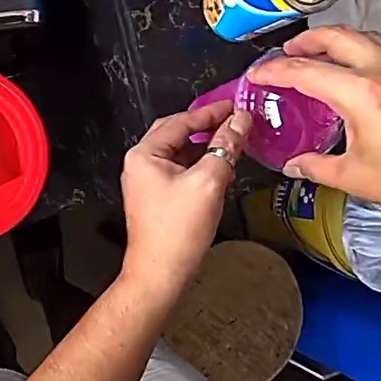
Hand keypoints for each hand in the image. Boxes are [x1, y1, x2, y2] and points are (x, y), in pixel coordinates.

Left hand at [119, 100, 250, 294]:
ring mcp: (147, 183)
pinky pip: (180, 172)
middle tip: (234, 121)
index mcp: (145, 155)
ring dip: (206, 148)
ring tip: (232, 144)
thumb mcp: (209, 181)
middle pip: (178, 133)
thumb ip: (225, 146)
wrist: (160, 273)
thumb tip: (239, 122)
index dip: (212, 112)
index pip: (182, 120)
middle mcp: (141, 165)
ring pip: (180, 153)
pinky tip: (220, 171)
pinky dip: (200, 167)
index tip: (234, 107)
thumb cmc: (175, 234)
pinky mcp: (157, 198)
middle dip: (208, 127)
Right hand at [245, 26, 380, 233]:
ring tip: (319, 56)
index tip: (259, 75)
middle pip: (338, 36)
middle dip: (306, 39)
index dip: (275, 71)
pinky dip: (363, 52)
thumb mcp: (359, 179)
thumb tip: (297, 164)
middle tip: (287, 51)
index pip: (306, 71)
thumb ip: (318, 167)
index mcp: (364, 94)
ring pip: (366, 38)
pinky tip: (359, 74)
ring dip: (337, 41)